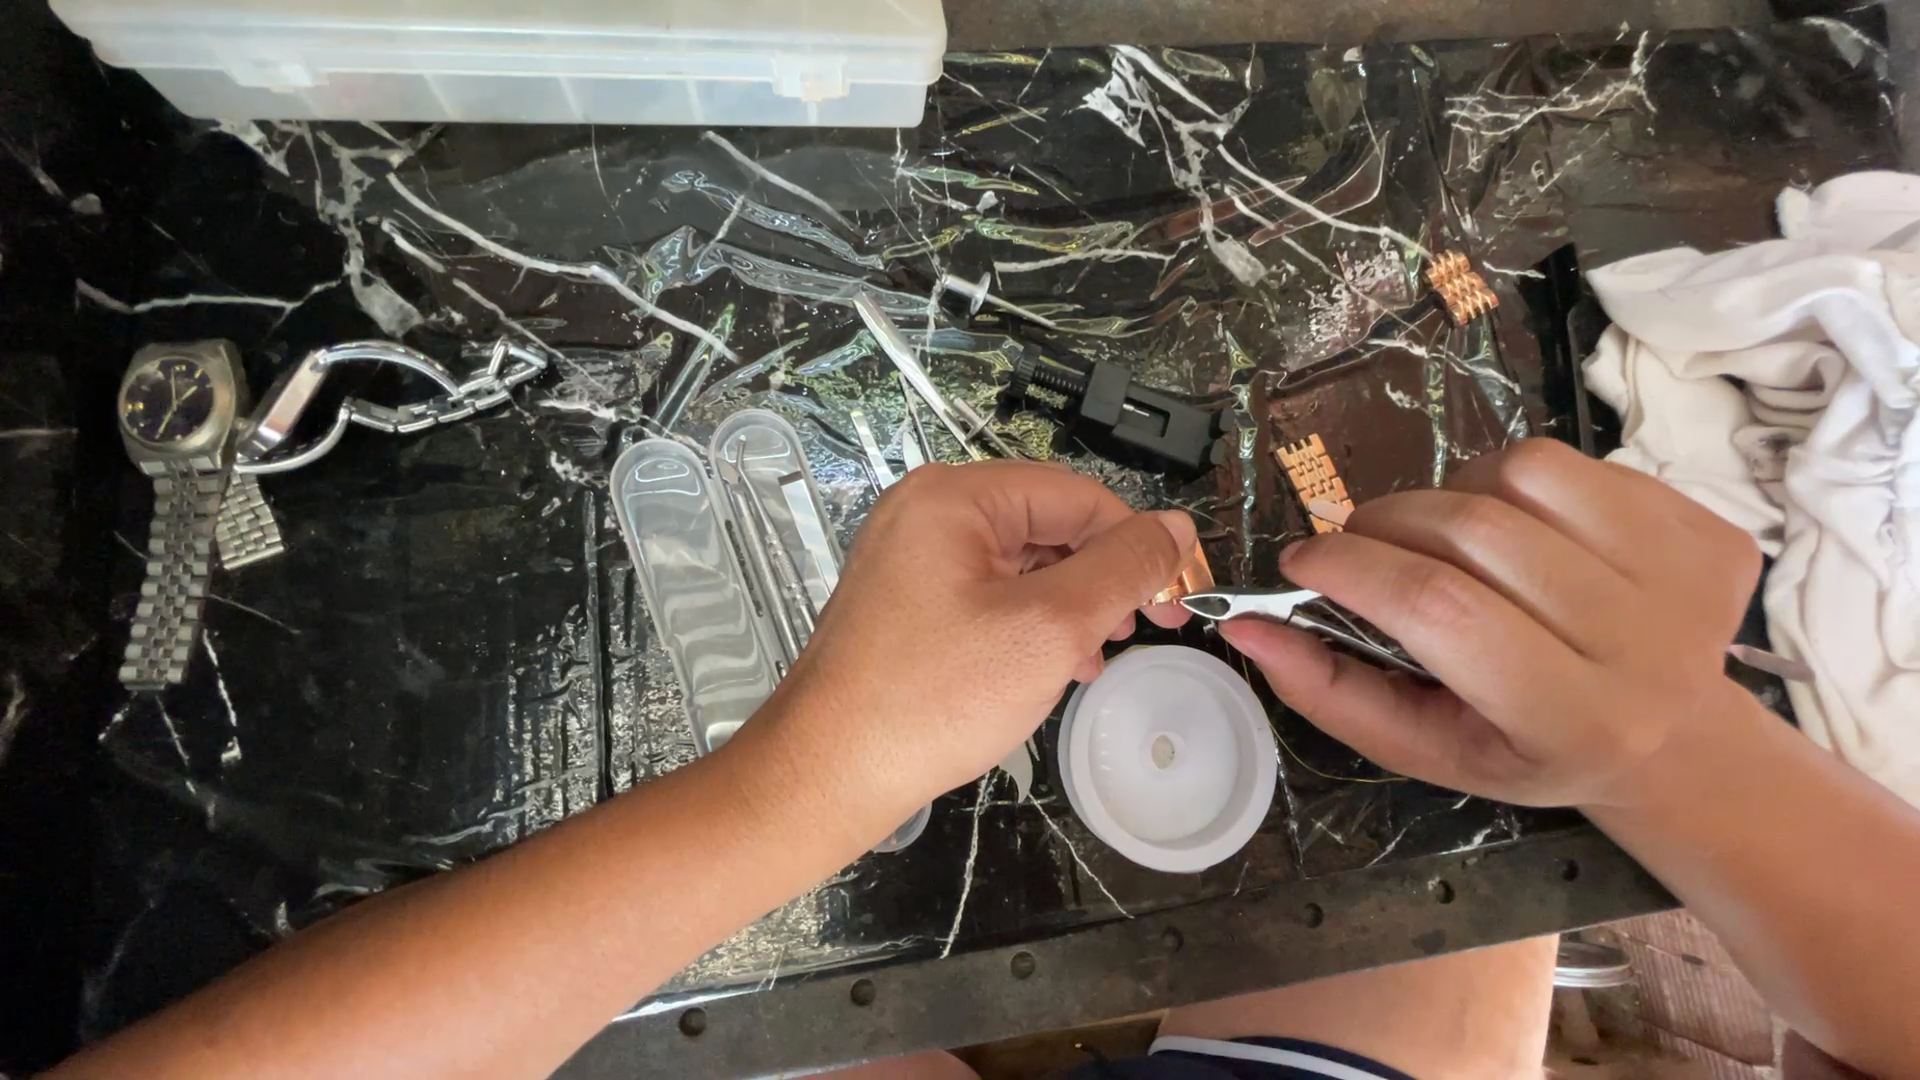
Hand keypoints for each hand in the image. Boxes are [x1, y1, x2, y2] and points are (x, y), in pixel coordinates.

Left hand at [745, 461, 1196, 835]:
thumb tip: (1176, 526)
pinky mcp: (908, 598)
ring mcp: (913, 555)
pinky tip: (1057, 662)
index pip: (1077, 497)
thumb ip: (1122, 569)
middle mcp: (929, 511)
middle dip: (1100, 580)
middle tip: (1140, 631)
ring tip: (1096, 655)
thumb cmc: (937, 697)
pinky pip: (989, 592)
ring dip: (1070, 605)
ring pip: (1022, 564)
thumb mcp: (1049, 628)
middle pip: (1048, 526)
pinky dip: (1030, 622)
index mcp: (956, 497)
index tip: (1177, 599)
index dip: (1137, 543)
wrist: (828, 773)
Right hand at [1217, 439, 1761, 808]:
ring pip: (1515, 476)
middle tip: (1354, 549)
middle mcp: (1644, 643)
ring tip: (1436, 541)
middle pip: (1472, 532)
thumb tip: (1240, 624)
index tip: (1299, 564)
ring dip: (1442, 498)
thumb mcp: (1411, 742)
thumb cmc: (1518, 748)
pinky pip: (1563, 461)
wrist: (1669, 737)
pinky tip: (1506, 528)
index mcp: (1568, 717)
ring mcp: (1686, 574)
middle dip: (1380, 525)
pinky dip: (1500, 480)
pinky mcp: (1712, 521)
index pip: (1438, 609)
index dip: (1351, 568)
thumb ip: (1322, 688)